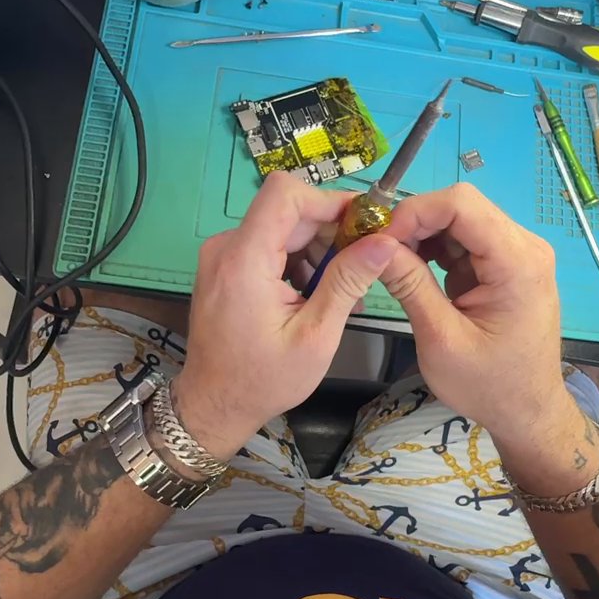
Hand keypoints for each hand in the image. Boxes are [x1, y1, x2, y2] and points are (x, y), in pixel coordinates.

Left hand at [175, 172, 400, 459]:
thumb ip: (347, 282)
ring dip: (316, 249)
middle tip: (362, 265)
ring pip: (280, 227)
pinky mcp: (224, 267)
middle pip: (286, 211)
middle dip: (329, 231)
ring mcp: (221, 256)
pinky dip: (296, 261)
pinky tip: (316, 294)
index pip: (285, 193)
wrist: (213, 405)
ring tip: (342, 290)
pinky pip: (267, 245)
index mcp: (244, 260)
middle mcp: (226, 247)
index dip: (327, 200)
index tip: (361, 224)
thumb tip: (384, 241)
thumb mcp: (315, 335)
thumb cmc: (264, 380)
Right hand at [373, 185, 589, 486]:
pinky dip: (434, 248)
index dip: (415, 212)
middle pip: (461, 207)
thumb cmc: (488, 385)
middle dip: (415, 222)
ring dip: (422, 235)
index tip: (381, 240)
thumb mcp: (441, 339)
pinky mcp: (504, 265)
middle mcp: (524, 247)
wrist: (527, 412)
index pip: (462, 205)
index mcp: (517, 262)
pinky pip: (464, 239)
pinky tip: (412, 270)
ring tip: (391, 264)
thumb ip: (409, 286)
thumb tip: (374, 245)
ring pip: (459, 220)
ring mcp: (516, 254)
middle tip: (379, 251)